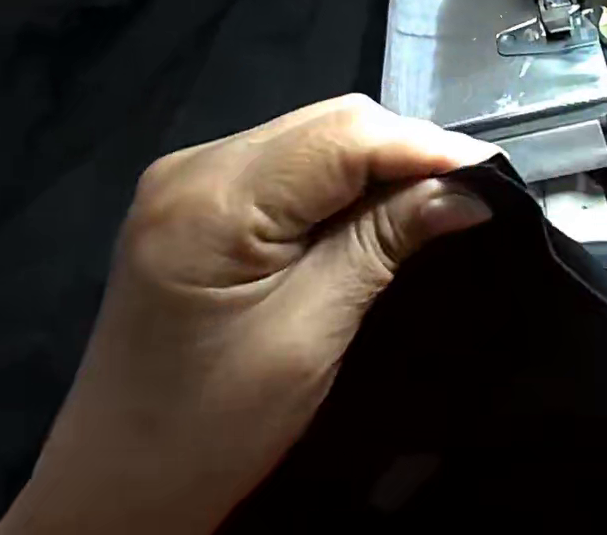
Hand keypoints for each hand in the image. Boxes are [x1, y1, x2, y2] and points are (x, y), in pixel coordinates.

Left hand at [0, 96, 497, 534]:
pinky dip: (341, 176)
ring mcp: (192, 171)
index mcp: (211, 196)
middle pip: (326, 124)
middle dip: (403, 149)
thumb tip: (467, 190)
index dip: (420, 145)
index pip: (338, 136)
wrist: (116, 482)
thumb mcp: (310, 334)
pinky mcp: (200, 191)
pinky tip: (372, 201)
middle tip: (466, 189)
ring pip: (312, 135)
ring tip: (431, 193)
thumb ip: (383, 243)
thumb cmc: (210, 428)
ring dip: (376, 160)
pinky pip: (290, 160)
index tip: (490, 172)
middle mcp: (196, 160)